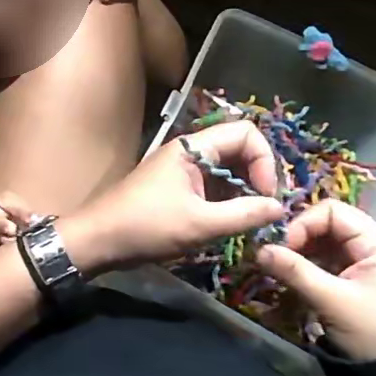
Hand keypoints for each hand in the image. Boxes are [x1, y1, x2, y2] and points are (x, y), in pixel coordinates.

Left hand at [62, 121, 284, 274]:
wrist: (97, 241)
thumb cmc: (146, 228)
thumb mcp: (200, 225)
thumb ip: (244, 214)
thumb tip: (279, 208)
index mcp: (192, 148)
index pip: (245, 133)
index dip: (265, 160)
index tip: (267, 195)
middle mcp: (188, 152)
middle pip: (238, 150)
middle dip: (258, 177)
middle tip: (266, 210)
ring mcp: (180, 171)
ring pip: (226, 171)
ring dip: (243, 193)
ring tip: (253, 221)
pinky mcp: (175, 190)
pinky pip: (211, 187)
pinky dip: (226, 202)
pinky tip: (232, 225)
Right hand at [255, 201, 375, 360]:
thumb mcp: (333, 301)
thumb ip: (296, 272)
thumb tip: (258, 250)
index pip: (332, 211)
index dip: (302, 223)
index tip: (281, 247)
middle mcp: (375, 248)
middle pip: (328, 227)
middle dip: (298, 240)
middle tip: (274, 259)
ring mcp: (368, 267)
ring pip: (326, 247)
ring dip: (301, 256)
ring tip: (279, 272)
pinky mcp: (360, 285)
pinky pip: (329, 266)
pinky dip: (309, 270)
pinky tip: (293, 283)